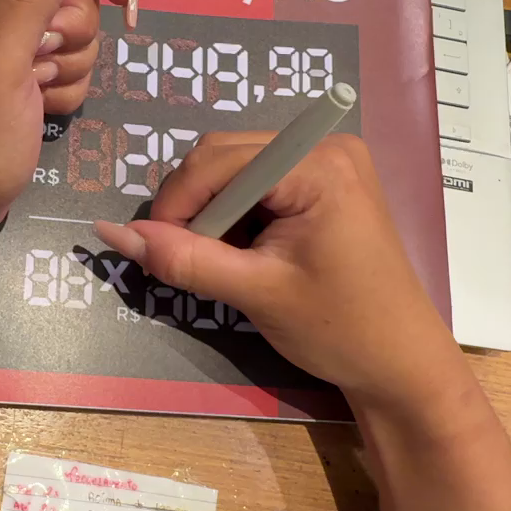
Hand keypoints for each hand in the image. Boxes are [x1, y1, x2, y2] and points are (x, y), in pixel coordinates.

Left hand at [0, 0, 134, 245]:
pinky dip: (68, 86)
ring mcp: (19, 30)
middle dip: (79, 25)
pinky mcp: (33, 64)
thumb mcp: (1, 53)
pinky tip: (38, 104)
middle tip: (42, 59)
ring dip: (73, 62)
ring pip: (86, 22)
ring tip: (33, 87)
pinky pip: (79, 59)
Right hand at [93, 133, 472, 419]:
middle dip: (193, 206)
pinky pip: (253, 182)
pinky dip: (233, 215)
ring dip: (211, 212)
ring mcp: (325, 161)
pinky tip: (244, 251)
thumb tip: (111, 232)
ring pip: (231, 168)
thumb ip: (182, 258)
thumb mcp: (254, 292)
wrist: (399, 364)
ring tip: (224, 261)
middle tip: (193, 260)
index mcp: (318, 164)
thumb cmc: (338, 328)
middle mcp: (323, 146)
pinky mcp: (322, 181)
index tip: (161, 252)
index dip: (178, 203)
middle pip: (221, 156)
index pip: (217, 160)